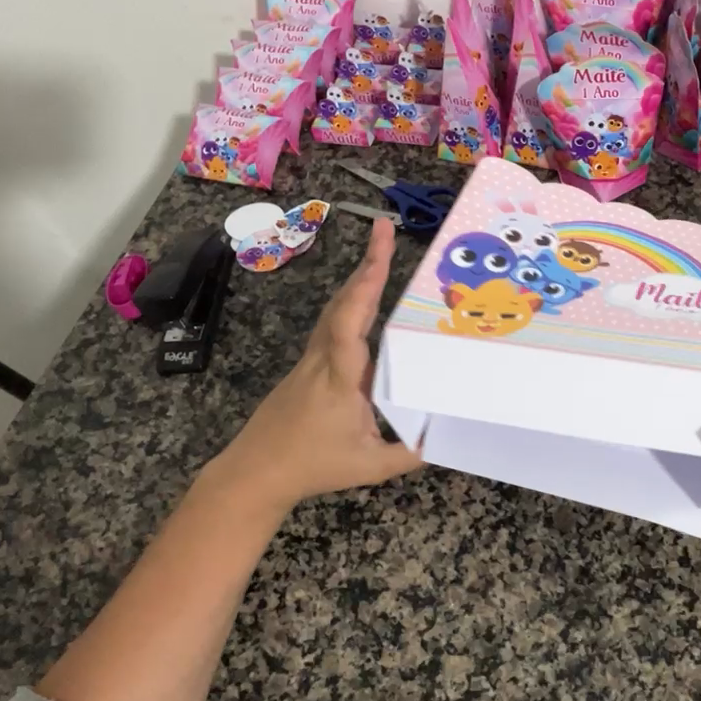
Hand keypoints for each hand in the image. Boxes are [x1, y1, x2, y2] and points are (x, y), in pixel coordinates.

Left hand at [209, 219, 421, 507]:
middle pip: (343, 302)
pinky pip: (333, 326)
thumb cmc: (312, 466)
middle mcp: (323, 359)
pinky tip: (365, 301)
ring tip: (380, 255)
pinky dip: (352, 304)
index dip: (367, 285)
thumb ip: (410, 453)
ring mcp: (312, 360)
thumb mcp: (370, 466)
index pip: (351, 323)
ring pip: (335, 310)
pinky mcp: (309, 368)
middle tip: (384, 229)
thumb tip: (445, 437)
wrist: (255, 470)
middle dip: (366, 265)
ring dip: (358, 280)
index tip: (382, 251)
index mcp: (340, 378)